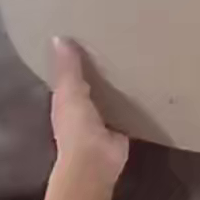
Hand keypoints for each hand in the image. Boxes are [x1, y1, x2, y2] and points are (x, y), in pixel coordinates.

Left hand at [49, 36, 129, 182]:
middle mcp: (80, 111)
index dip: (72, 60)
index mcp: (63, 101)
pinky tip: (141, 88)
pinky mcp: (119, 130)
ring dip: (113, 86)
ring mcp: (100, 122)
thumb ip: (68, 68)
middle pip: (88, 86)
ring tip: (129, 62)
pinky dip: (131, 102)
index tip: (82, 38)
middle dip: (96, 71)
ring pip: (106, 97)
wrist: (96, 162)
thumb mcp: (70, 92)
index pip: (66, 77)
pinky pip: (125, 111)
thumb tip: (58, 38)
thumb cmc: (77, 126)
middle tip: (111, 45)